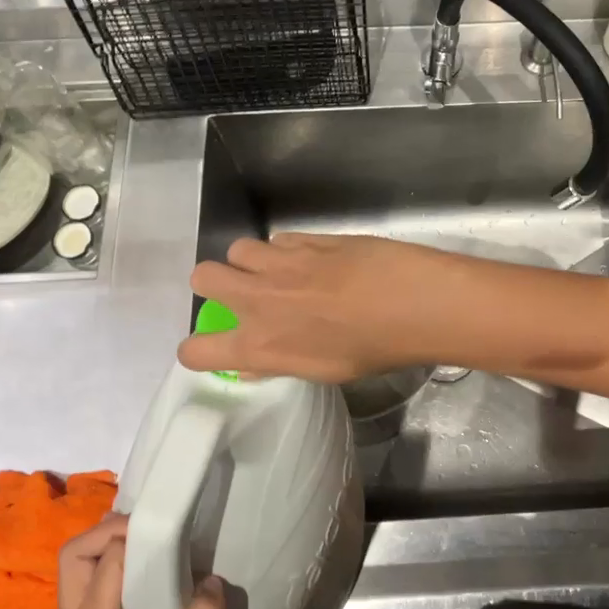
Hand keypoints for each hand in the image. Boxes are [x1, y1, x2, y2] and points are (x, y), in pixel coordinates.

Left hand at [57, 514, 224, 608]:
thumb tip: (212, 579)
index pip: (107, 559)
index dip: (138, 535)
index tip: (174, 530)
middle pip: (74, 555)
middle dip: (112, 531)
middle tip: (154, 529)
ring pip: (77, 568)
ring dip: (110, 546)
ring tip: (151, 543)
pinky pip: (88, 584)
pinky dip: (111, 565)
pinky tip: (145, 570)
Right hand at [182, 233, 471, 381]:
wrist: (412, 301)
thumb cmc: (374, 349)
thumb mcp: (323, 371)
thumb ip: (280, 361)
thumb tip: (254, 361)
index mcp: (259, 344)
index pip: (195, 350)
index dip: (198, 348)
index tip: (215, 346)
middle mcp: (258, 299)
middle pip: (203, 276)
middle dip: (215, 283)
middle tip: (244, 293)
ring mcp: (280, 262)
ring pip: (238, 249)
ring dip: (252, 261)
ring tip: (282, 273)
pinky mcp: (307, 237)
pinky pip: (278, 239)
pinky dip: (286, 250)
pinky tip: (313, 260)